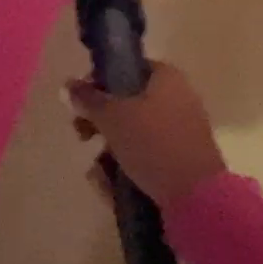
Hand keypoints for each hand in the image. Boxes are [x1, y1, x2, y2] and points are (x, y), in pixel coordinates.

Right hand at [66, 62, 228, 207]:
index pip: (128, 68)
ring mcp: (182, 132)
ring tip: (99, 173)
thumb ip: (88, 100)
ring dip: (110, 153)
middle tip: (83, 136)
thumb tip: (67, 85)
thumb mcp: (112, 117)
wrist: (195, 195)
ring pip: (134, 136)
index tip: (81, 102)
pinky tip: (111, 189)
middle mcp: (178, 99)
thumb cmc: (152, 143)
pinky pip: (146, 160)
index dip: (100, 82)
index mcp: (167, 77)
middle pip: (128, 104)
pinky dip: (127, 170)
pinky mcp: (181, 162)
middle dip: (100, 123)